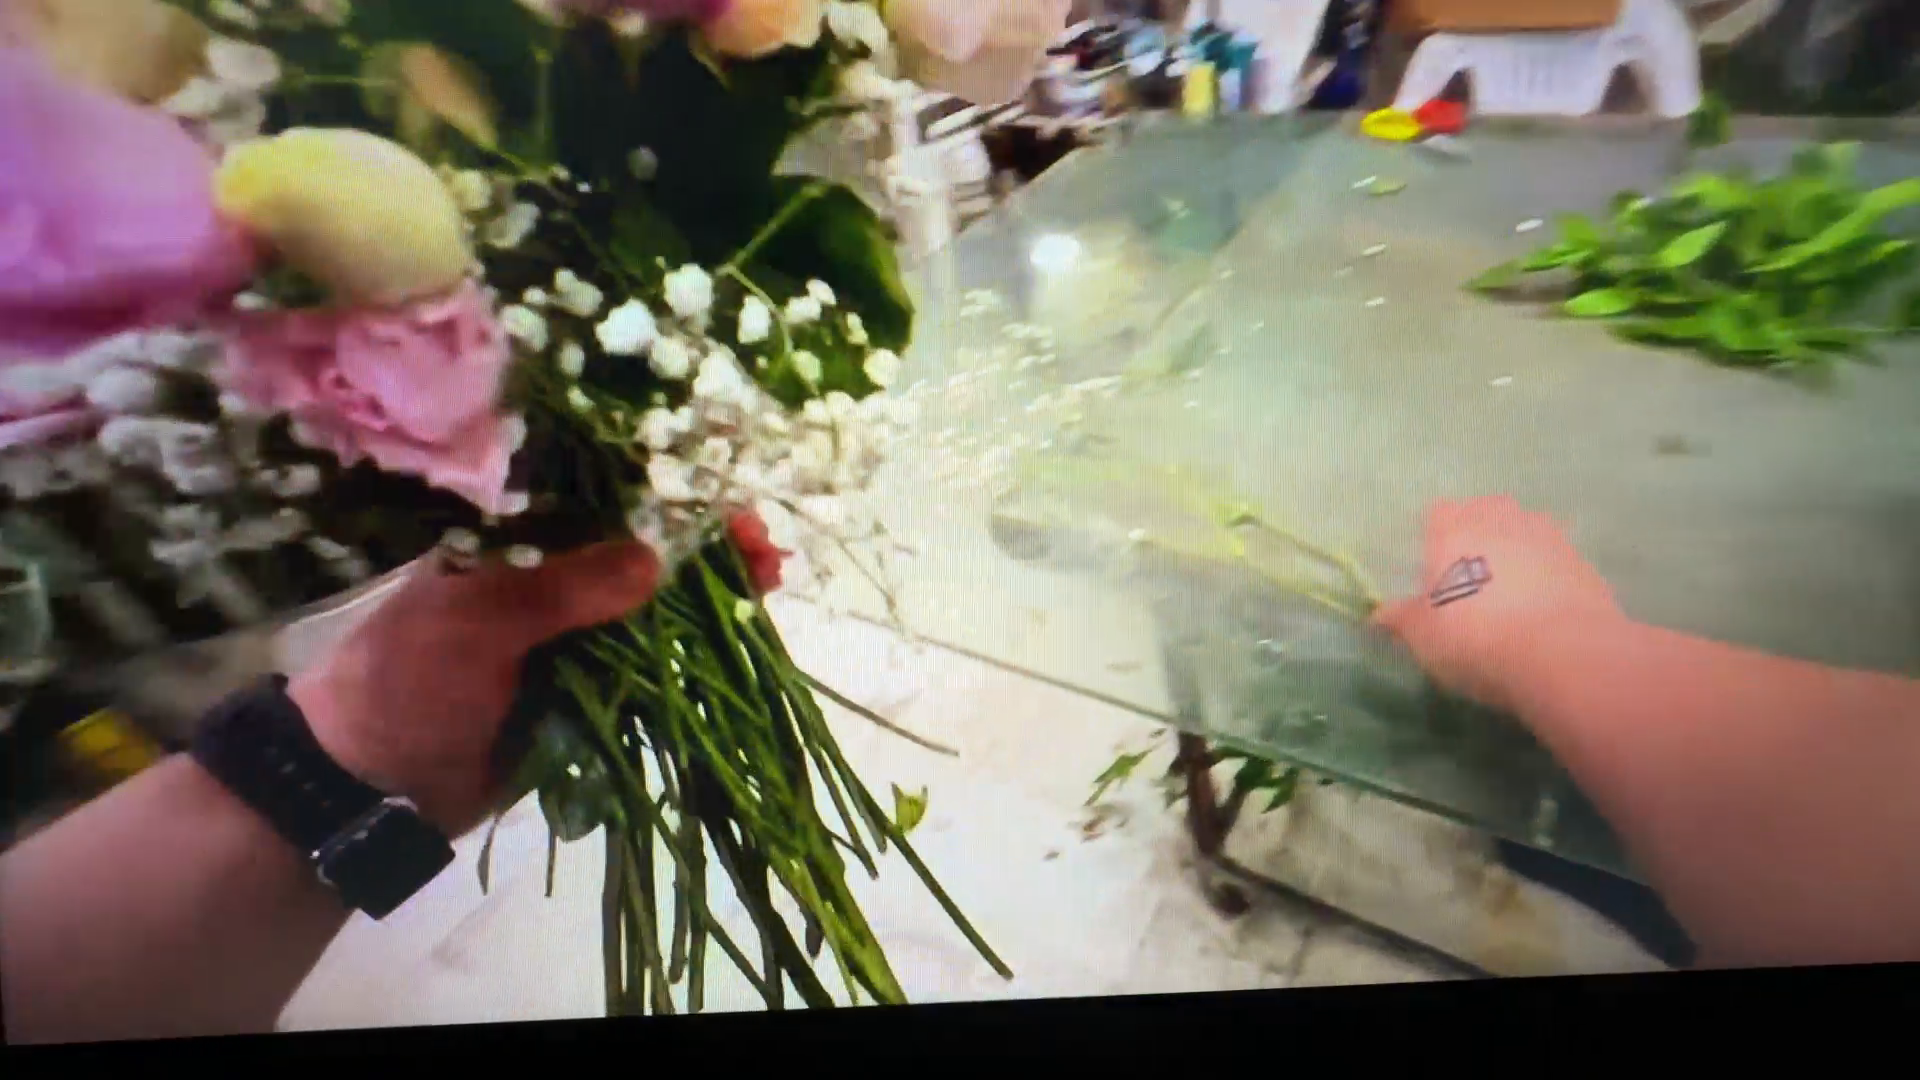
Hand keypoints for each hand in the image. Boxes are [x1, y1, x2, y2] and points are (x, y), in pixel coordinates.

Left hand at [288, 511, 787, 836]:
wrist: (375, 788)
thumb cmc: (407, 685)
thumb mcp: (473, 626)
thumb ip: (561, 590)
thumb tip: (657, 561)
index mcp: (526, 540)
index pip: (613, 501)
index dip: (674, 497)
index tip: (725, 507)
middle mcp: (564, 574)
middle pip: (655, 546)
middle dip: (712, 542)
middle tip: (764, 550)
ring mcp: (589, 628)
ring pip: (668, 597)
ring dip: (719, 588)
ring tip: (770, 579)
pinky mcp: (606, 676)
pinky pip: (664, 651)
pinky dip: (704, 640)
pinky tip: (742, 630)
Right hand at [1373, 497, 1624, 712]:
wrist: (1564, 656)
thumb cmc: (1471, 635)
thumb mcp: (1420, 634)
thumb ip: (1401, 618)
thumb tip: (1379, 615)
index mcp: (1453, 529)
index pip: (1438, 512)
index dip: (1434, 533)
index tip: (1431, 562)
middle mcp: (1501, 522)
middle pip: (1487, 510)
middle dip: (1478, 531)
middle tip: (1467, 569)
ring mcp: (1550, 540)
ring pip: (1527, 530)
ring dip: (1516, 549)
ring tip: (1506, 586)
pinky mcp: (1587, 567)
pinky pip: (1556, 560)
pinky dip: (1546, 574)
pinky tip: (1539, 605)